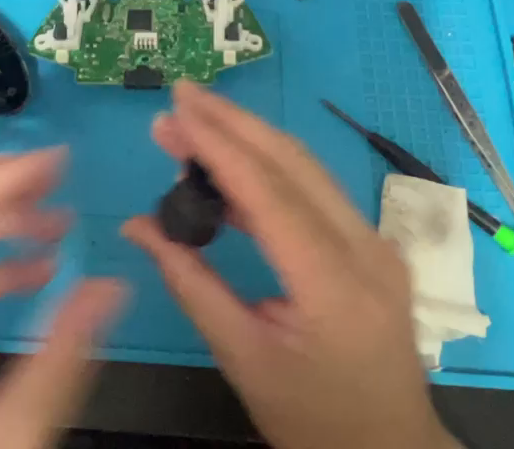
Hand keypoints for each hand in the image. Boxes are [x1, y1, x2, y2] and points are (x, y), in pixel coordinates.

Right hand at [123, 82, 457, 448]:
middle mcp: (366, 247)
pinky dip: (267, 170)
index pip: (269, 193)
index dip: (219, 145)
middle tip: (180, 97)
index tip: (177, 109)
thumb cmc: (312, 418)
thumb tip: (138, 225)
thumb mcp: (243, 359)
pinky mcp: (371, 244)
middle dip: (232, 122)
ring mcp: (375, 242)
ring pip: (306, 168)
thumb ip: (191, 284)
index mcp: (335, 283)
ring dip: (248, 139)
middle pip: (293, 163)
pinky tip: (227, 166)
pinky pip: (314, 191)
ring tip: (193, 122)